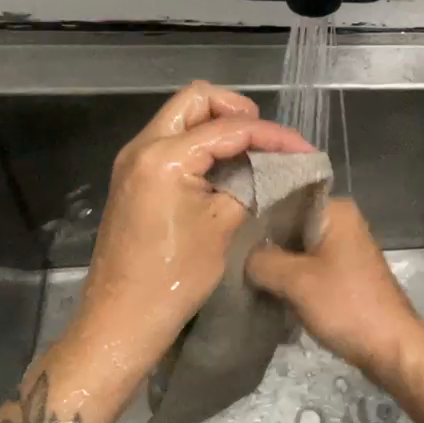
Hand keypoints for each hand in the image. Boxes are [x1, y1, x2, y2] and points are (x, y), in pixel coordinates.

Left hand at [0, 82, 312, 422]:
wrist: (121, 322)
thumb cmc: (174, 277)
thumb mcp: (222, 225)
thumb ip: (251, 183)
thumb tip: (276, 165)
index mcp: (164, 155)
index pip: (229, 127)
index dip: (271, 134)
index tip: (302, 148)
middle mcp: (143, 146)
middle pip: (197, 99)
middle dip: (237, 111)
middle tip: (266, 139)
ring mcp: (134, 161)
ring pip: (183, 116)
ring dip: (219, 125)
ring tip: (253, 152)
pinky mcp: (134, 178)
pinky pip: (173, 140)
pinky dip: (203, 143)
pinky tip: (228, 168)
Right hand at [248, 199, 423, 422]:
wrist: (391, 347)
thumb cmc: (346, 305)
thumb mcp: (296, 281)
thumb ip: (262, 260)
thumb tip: (239, 252)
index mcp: (335, 209)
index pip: (286, 197)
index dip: (256, 212)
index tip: (228, 228)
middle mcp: (342, 221)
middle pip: (290, 223)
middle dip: (264, 242)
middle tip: (228, 254)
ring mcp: (344, 248)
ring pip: (297, 248)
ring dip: (275, 263)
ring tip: (240, 274)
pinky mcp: (343, 273)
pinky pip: (308, 267)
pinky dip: (290, 278)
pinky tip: (265, 290)